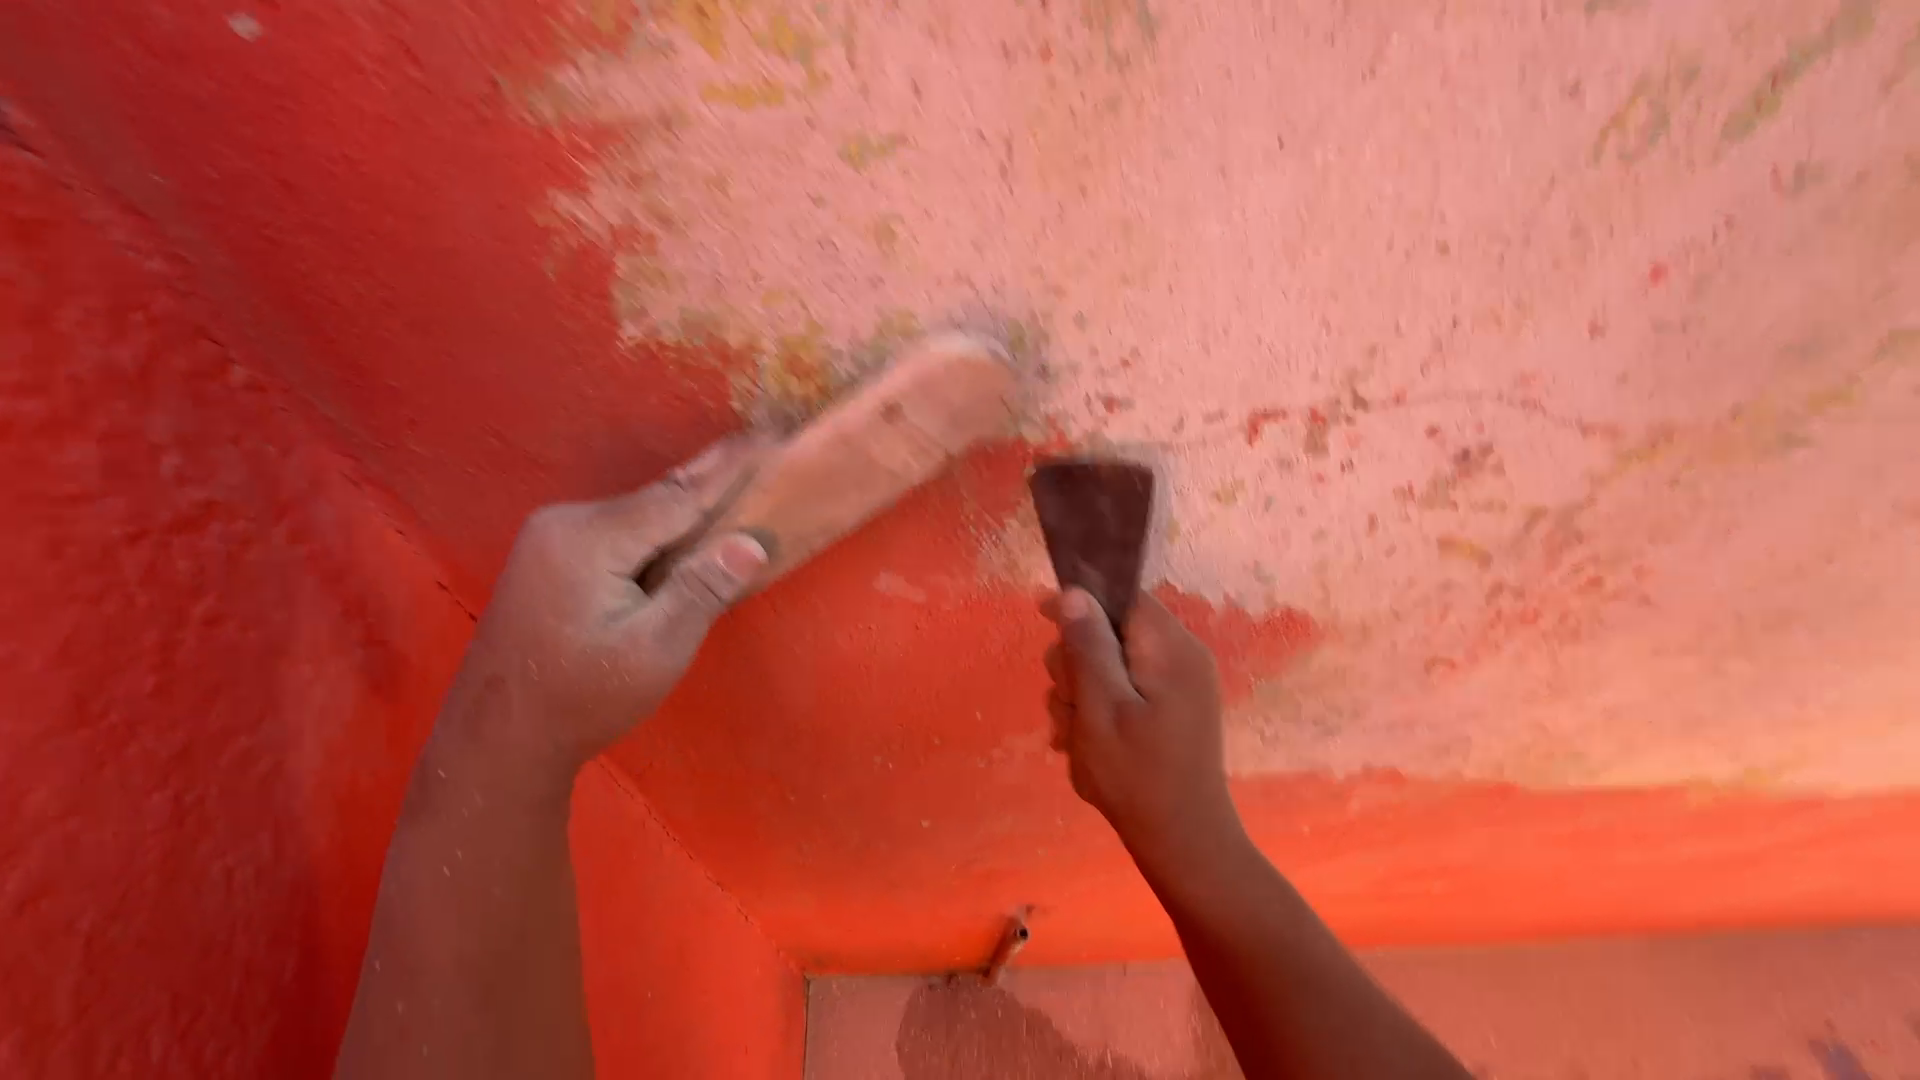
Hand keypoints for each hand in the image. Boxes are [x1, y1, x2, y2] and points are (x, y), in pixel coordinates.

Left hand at [439, 435, 769, 777]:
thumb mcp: (655, 650)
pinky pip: (622, 531)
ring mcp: (552, 537)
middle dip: (713, 476)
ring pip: (640, 515)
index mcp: (592, 538)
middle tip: (763, 444)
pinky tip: (686, 534)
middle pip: (658, 498)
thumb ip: (702, 590)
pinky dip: (661, 530)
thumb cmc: (583, 697)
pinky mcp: (551, 556)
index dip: (731, 465)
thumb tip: (751, 542)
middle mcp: (567, 521)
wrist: (498, 737)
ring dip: (688, 508)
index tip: (771, 432)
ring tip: (738, 489)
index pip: (679, 493)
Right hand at [1042, 588, 1238, 857]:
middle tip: (1071, 705)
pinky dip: (1096, 711)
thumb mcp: (1100, 708)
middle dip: (1077, 664)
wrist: (1182, 844)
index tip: (1042, 618)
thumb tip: (1073, 593)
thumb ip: (1086, 647)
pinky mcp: (1167, 711)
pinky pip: (1120, 691)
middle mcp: (1179, 658)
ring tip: (1075, 737)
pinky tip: (1083, 744)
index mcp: (1171, 648)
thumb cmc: (1137, 776)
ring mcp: (1175, 686)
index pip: (1121, 597)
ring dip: (1080, 695)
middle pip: (1109, 630)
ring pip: (1107, 664)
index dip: (1079, 604)